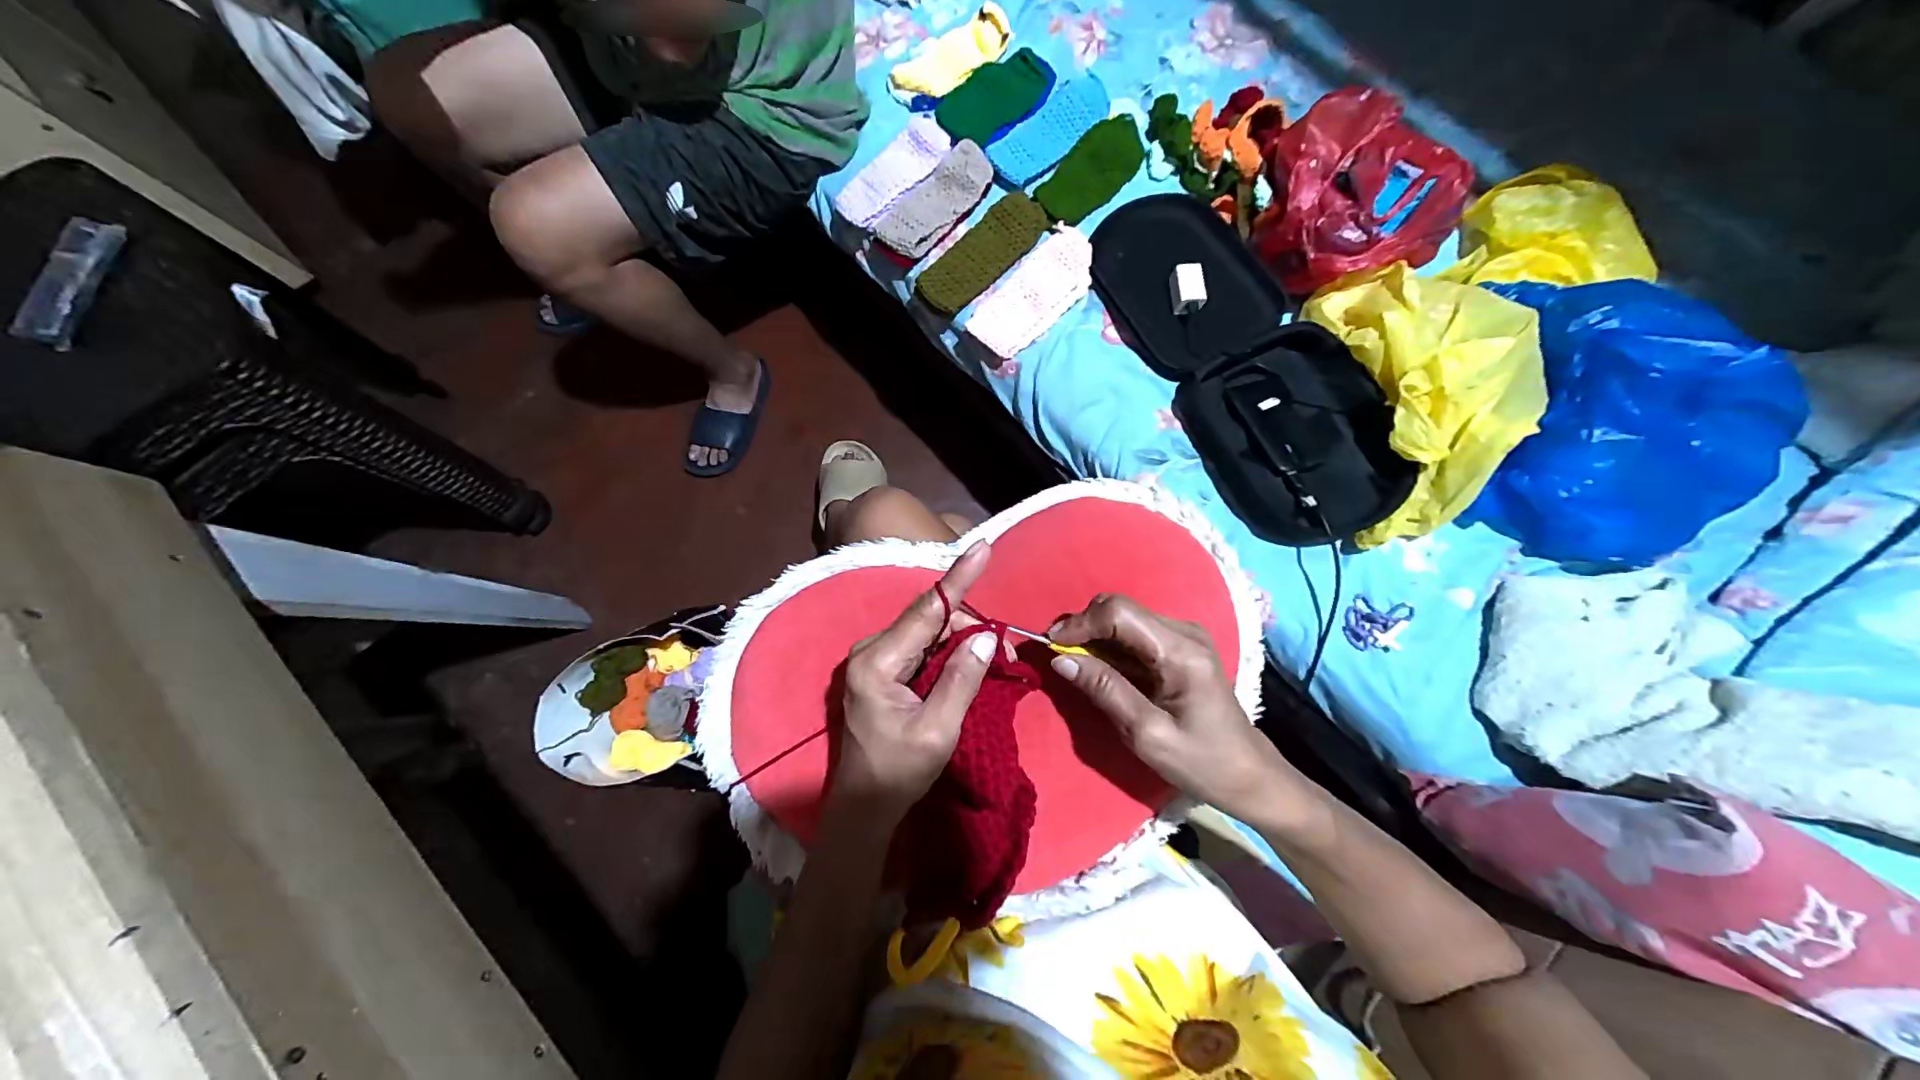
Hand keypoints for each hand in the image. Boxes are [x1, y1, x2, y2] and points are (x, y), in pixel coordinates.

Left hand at [832, 541, 999, 824]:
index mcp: (878, 662)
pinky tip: (971, 662)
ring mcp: (874, 658)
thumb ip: (962, 679)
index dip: (959, 578)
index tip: (982, 546)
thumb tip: (987, 637)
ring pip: (928, 631)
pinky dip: (949, 651)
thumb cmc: (899, 771)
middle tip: (1005, 653)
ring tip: (996, 661)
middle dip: (970, 625)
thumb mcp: (939, 729)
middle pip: (929, 618)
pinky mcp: (881, 669)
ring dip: (962, 639)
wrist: (864, 805)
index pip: (927, 611)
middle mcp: (871, 650)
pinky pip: (921, 647)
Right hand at [1047, 594, 1299, 820]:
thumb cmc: (1200, 761)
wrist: (1247, 773)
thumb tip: (1061, 660)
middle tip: (1056, 655)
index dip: (1080, 623)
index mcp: (1180, 651)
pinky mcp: (1179, 647)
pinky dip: (1108, 645)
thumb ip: (1105, 690)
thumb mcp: (1146, 734)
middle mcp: (1184, 632)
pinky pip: (1134, 634)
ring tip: (1070, 663)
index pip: (1120, 613)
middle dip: (1082, 627)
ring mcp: (1184, 637)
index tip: (1050, 645)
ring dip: (1093, 636)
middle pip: (1121, 609)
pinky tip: (1097, 668)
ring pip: (1124, 618)